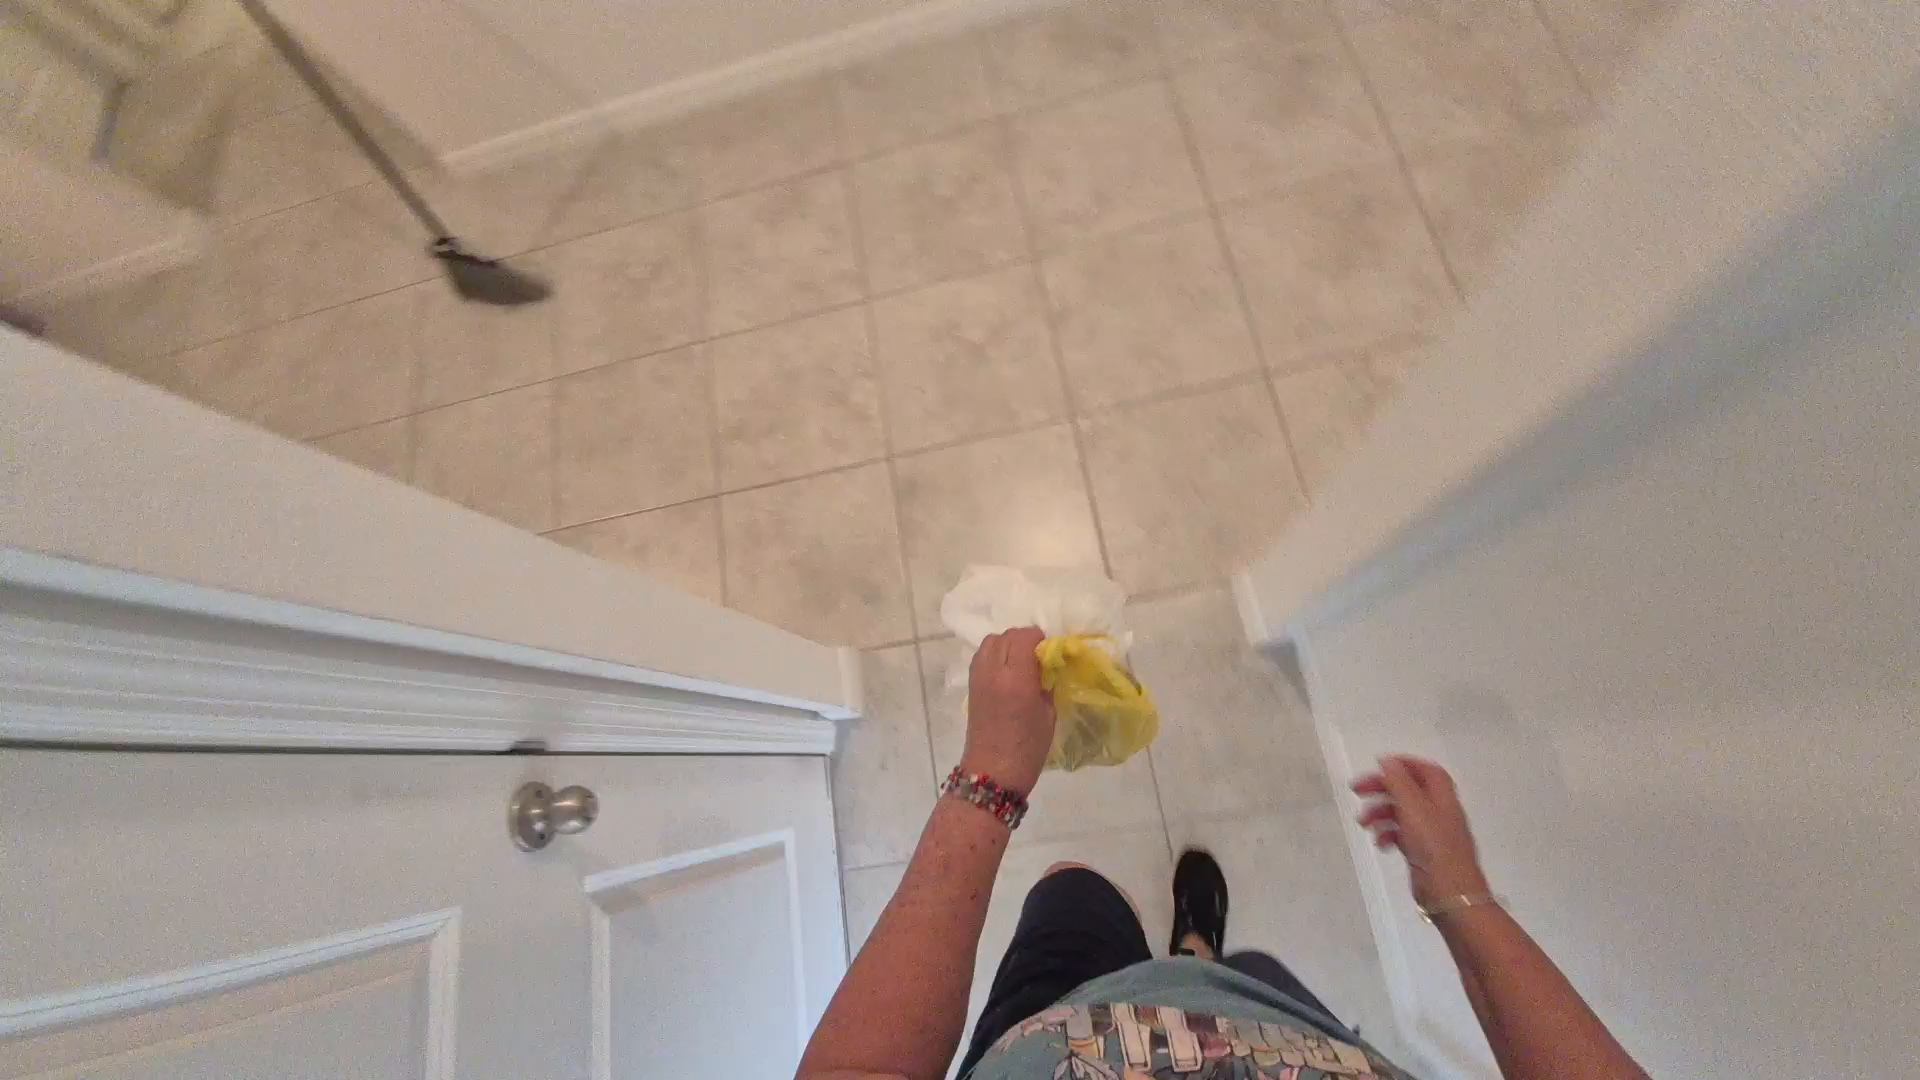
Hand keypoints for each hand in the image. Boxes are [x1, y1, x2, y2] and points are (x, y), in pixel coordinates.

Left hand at [959, 627, 1054, 796]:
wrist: (993, 772)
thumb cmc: (1028, 748)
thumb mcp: (1048, 713)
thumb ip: (1047, 682)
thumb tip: (1048, 664)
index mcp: (1016, 679)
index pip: (1024, 638)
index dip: (1039, 638)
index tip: (1050, 650)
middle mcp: (993, 671)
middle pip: (1006, 635)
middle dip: (1024, 638)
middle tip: (1038, 655)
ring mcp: (978, 676)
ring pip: (991, 641)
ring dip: (1007, 643)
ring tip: (1021, 661)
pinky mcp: (971, 684)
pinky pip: (982, 655)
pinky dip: (995, 653)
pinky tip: (1007, 670)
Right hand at [1352, 755, 1489, 906]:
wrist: (1450, 893)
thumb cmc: (1433, 846)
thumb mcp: (1413, 808)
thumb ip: (1399, 782)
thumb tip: (1387, 761)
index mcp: (1442, 799)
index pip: (1428, 771)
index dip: (1406, 764)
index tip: (1380, 765)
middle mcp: (1437, 812)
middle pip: (1408, 789)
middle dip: (1381, 787)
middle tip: (1357, 790)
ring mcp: (1430, 833)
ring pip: (1400, 812)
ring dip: (1378, 812)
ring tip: (1363, 822)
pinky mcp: (1421, 851)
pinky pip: (1399, 834)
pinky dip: (1386, 834)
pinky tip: (1380, 843)